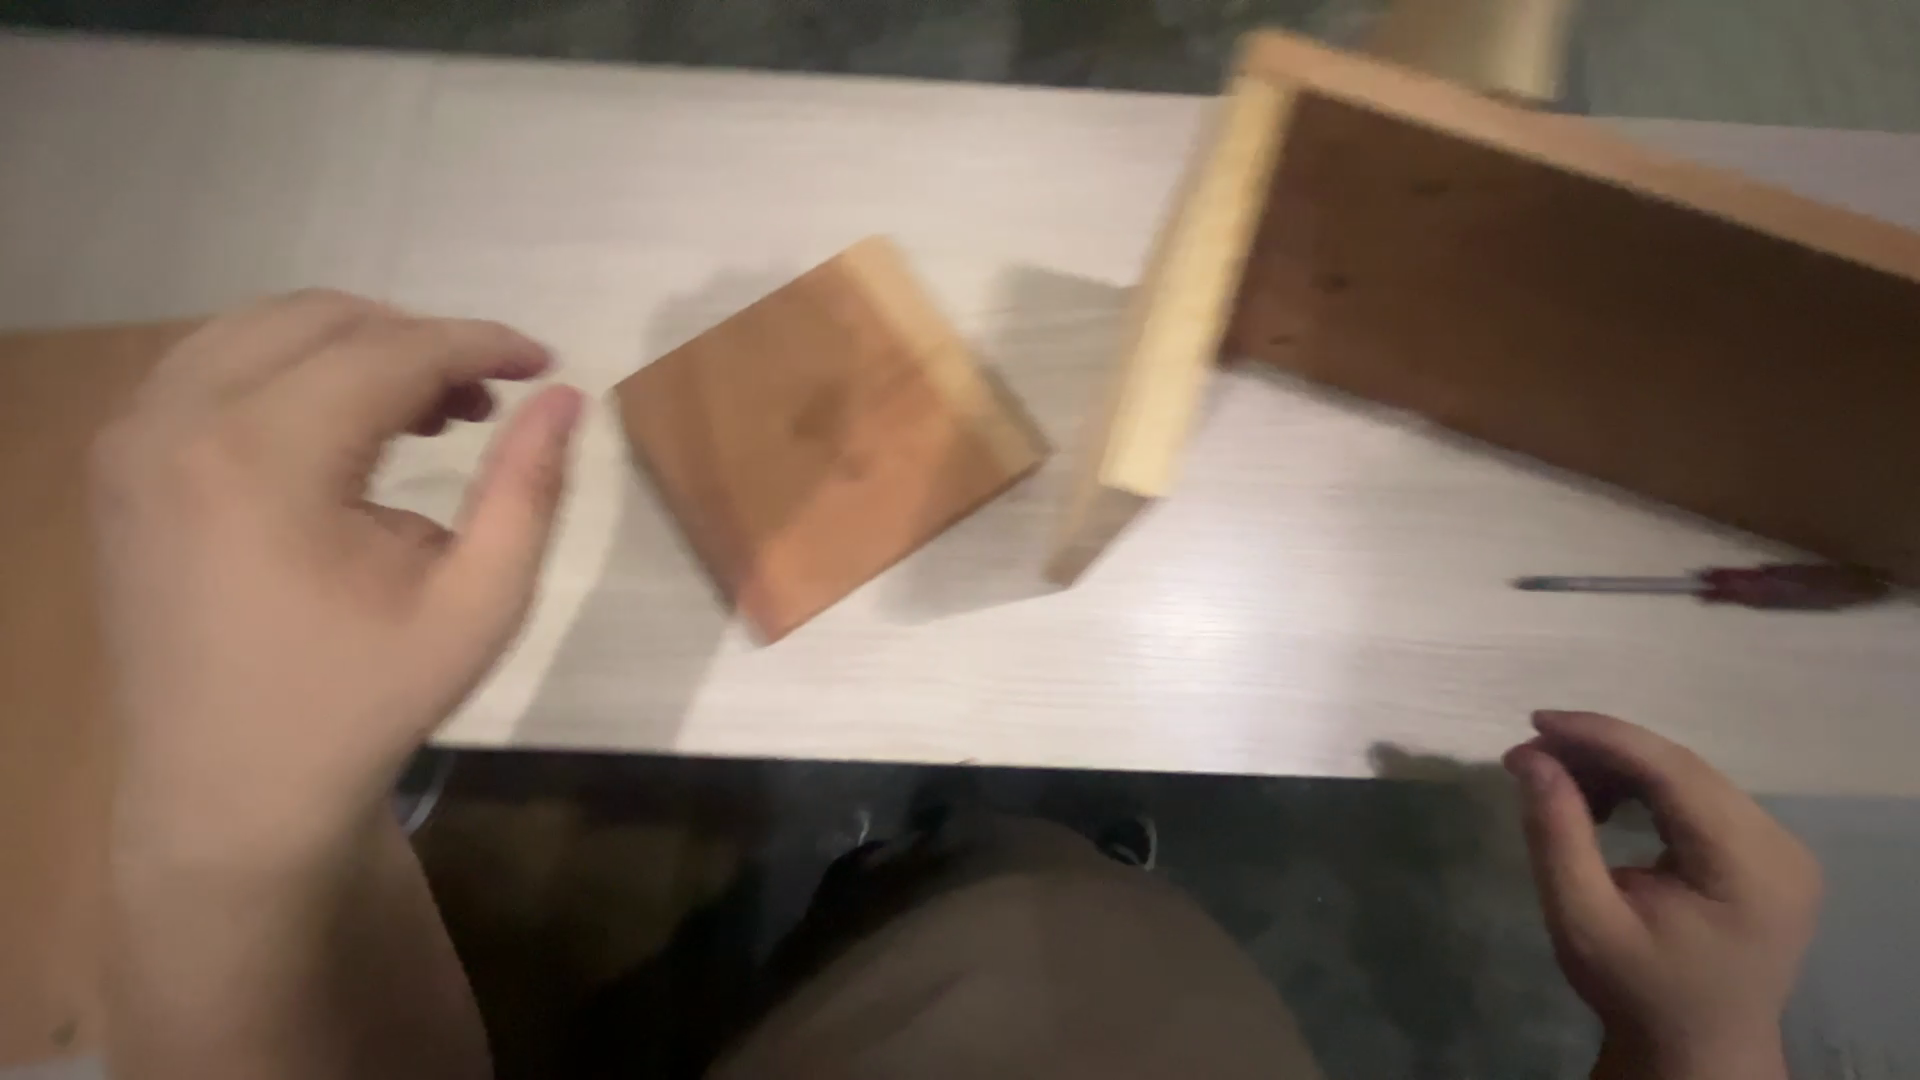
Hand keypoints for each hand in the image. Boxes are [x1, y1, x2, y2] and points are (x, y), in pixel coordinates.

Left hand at [92, 289, 583, 858]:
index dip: (481, 344)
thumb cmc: (373, 694)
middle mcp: (174, 425)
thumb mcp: (482, 599)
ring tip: (439, 413)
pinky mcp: (124, 465)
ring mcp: (132, 441)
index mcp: (262, 461)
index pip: (389, 352)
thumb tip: (564, 398)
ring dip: (364, 350)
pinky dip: (305, 374)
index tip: (547, 363)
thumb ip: (528, 488)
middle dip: (424, 339)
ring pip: (261, 331)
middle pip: (318, 319)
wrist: (235, 785)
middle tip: (496, 396)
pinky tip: (359, 431)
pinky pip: (220, 369)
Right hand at [1505, 711, 1820, 1079]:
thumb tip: (1531, 757)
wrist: (1695, 1043)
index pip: (1673, 772)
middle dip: (1595, 748)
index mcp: (1749, 869)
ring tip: (1550, 783)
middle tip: (1525, 758)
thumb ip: (1555, 833)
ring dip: (1608, 764)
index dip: (1601, 736)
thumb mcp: (1579, 915)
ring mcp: (1775, 847)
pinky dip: (1630, 783)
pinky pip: (1686, 791)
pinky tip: (1592, 801)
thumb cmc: (1634, 984)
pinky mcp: (1757, 849)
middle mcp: (1778, 847)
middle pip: (1678, 766)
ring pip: (1679, 771)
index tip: (1533, 722)